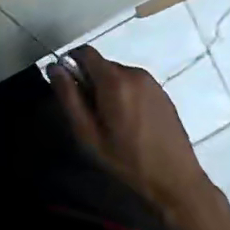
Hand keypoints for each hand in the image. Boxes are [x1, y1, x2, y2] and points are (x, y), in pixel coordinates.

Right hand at [50, 46, 218, 220]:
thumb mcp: (88, 134)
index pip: (85, 52)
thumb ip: (69, 97)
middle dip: (90, 83)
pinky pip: (134, 84)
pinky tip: (129, 123)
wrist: (174, 178)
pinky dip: (124, 95)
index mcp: (115, 80)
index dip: (71, 65)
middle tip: (89, 117)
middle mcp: (135, 72)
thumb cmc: (126, 160)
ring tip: (110, 124)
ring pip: (118, 75)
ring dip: (107, 90)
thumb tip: (54, 67)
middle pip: (102, 65)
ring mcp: (151, 81)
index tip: (68, 90)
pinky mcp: (161, 92)